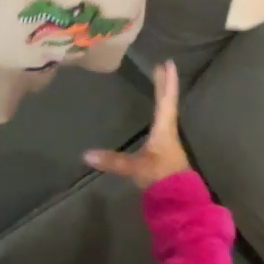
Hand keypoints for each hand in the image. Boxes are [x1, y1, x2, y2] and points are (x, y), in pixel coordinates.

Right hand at [85, 61, 191, 188]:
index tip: (167, 63)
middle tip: (163, 67)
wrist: (178, 200)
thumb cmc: (160, 177)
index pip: (166, 100)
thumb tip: (85, 154)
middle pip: (167, 103)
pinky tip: (155, 118)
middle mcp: (169, 131)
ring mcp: (169, 142)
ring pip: (167, 114)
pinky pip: (163, 125)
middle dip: (164, 85)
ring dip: (164, 98)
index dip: (166, 82)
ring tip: (159, 86)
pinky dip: (160, 114)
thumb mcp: (135, 167)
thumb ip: (112, 161)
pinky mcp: (166, 152)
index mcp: (164, 129)